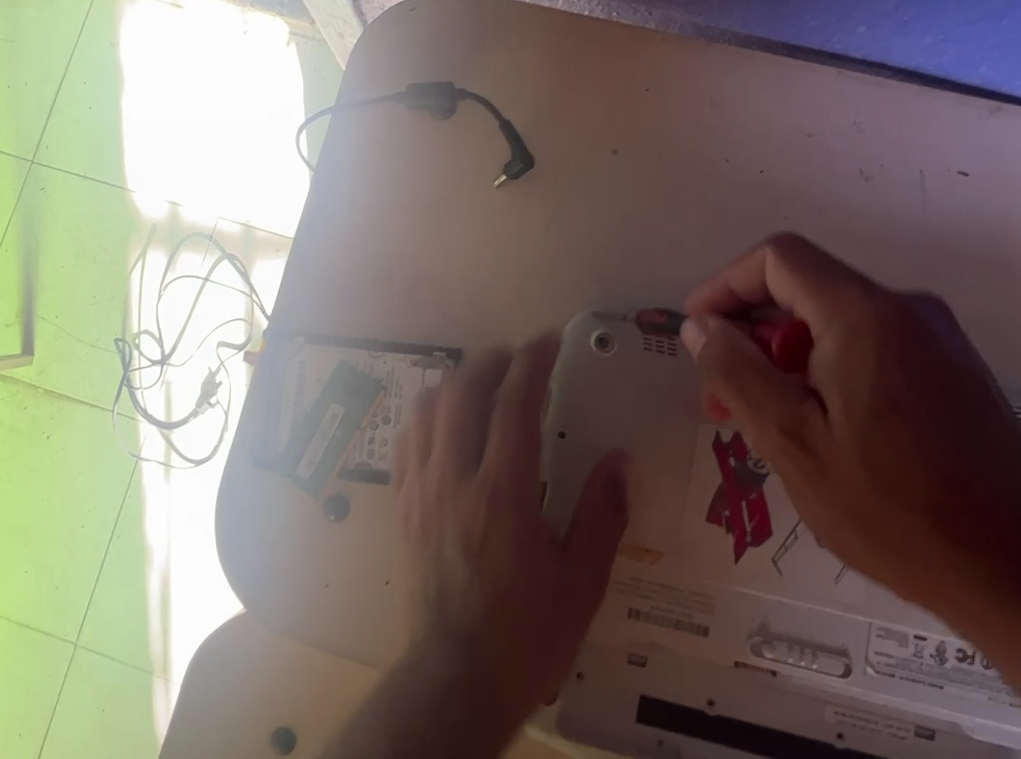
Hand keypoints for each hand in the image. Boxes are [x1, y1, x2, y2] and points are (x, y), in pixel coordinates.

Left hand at [393, 336, 629, 717]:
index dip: (532, 363)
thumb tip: (619, 461)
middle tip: (517, 357)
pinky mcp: (401, 508)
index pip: (513, 405)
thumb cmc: (527, 634)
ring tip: (483, 382)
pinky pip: (407, 442)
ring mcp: (420, 492)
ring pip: (427, 410)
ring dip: (456, 383)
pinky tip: (446, 422)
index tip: (547, 341)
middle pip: (462, 393)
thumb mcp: (582, 581)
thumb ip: (602, 514)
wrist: (456, 678)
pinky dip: (428, 417)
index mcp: (503, 494)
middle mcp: (454, 480)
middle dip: (491, 362)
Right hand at [679, 233, 1020, 616]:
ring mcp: (940, 342)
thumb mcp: (791, 441)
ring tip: (763, 422)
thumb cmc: (893, 508)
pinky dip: (828, 372)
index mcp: (865, 315)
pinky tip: (818, 431)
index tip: (697, 333)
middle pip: (807, 290)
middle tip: (721, 395)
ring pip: (837, 324)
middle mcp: (908, 311)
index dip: (724, 286)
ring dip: (787, 359)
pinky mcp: (956, 375)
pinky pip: (872, 350)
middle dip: (752, 333)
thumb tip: (700, 326)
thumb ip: (735, 371)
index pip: (777, 258)